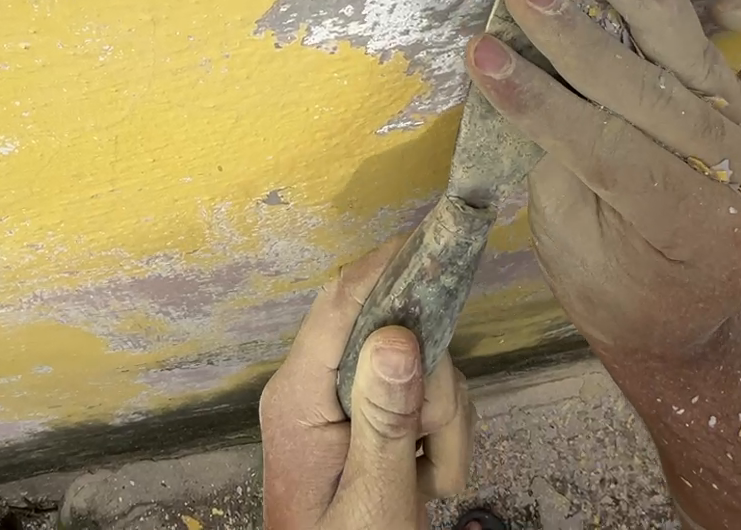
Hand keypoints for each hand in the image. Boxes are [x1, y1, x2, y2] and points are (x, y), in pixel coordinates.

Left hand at [260, 241, 475, 529]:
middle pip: (389, 333)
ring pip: (417, 362)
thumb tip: (397, 332)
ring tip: (433, 481)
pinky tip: (432, 476)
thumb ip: (384, 419)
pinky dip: (442, 428)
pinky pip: (422, 389)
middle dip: (431, 387)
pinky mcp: (370, 412)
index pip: (339, 304)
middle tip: (436, 456)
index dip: (383, 266)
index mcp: (298, 394)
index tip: (432, 237)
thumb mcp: (371, 503)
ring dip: (442, 417)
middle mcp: (316, 382)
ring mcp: (344, 397)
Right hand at [463, 0, 740, 364]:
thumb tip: (530, 68)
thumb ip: (558, 151)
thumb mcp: (566, 234)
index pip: (602, 145)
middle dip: (577, 37)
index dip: (536, 97)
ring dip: (649, 3)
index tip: (482, 53)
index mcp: (691, 232)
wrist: (677, 320)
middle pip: (650, 93)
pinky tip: (723, 1)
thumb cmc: (609, 286)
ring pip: (704, 60)